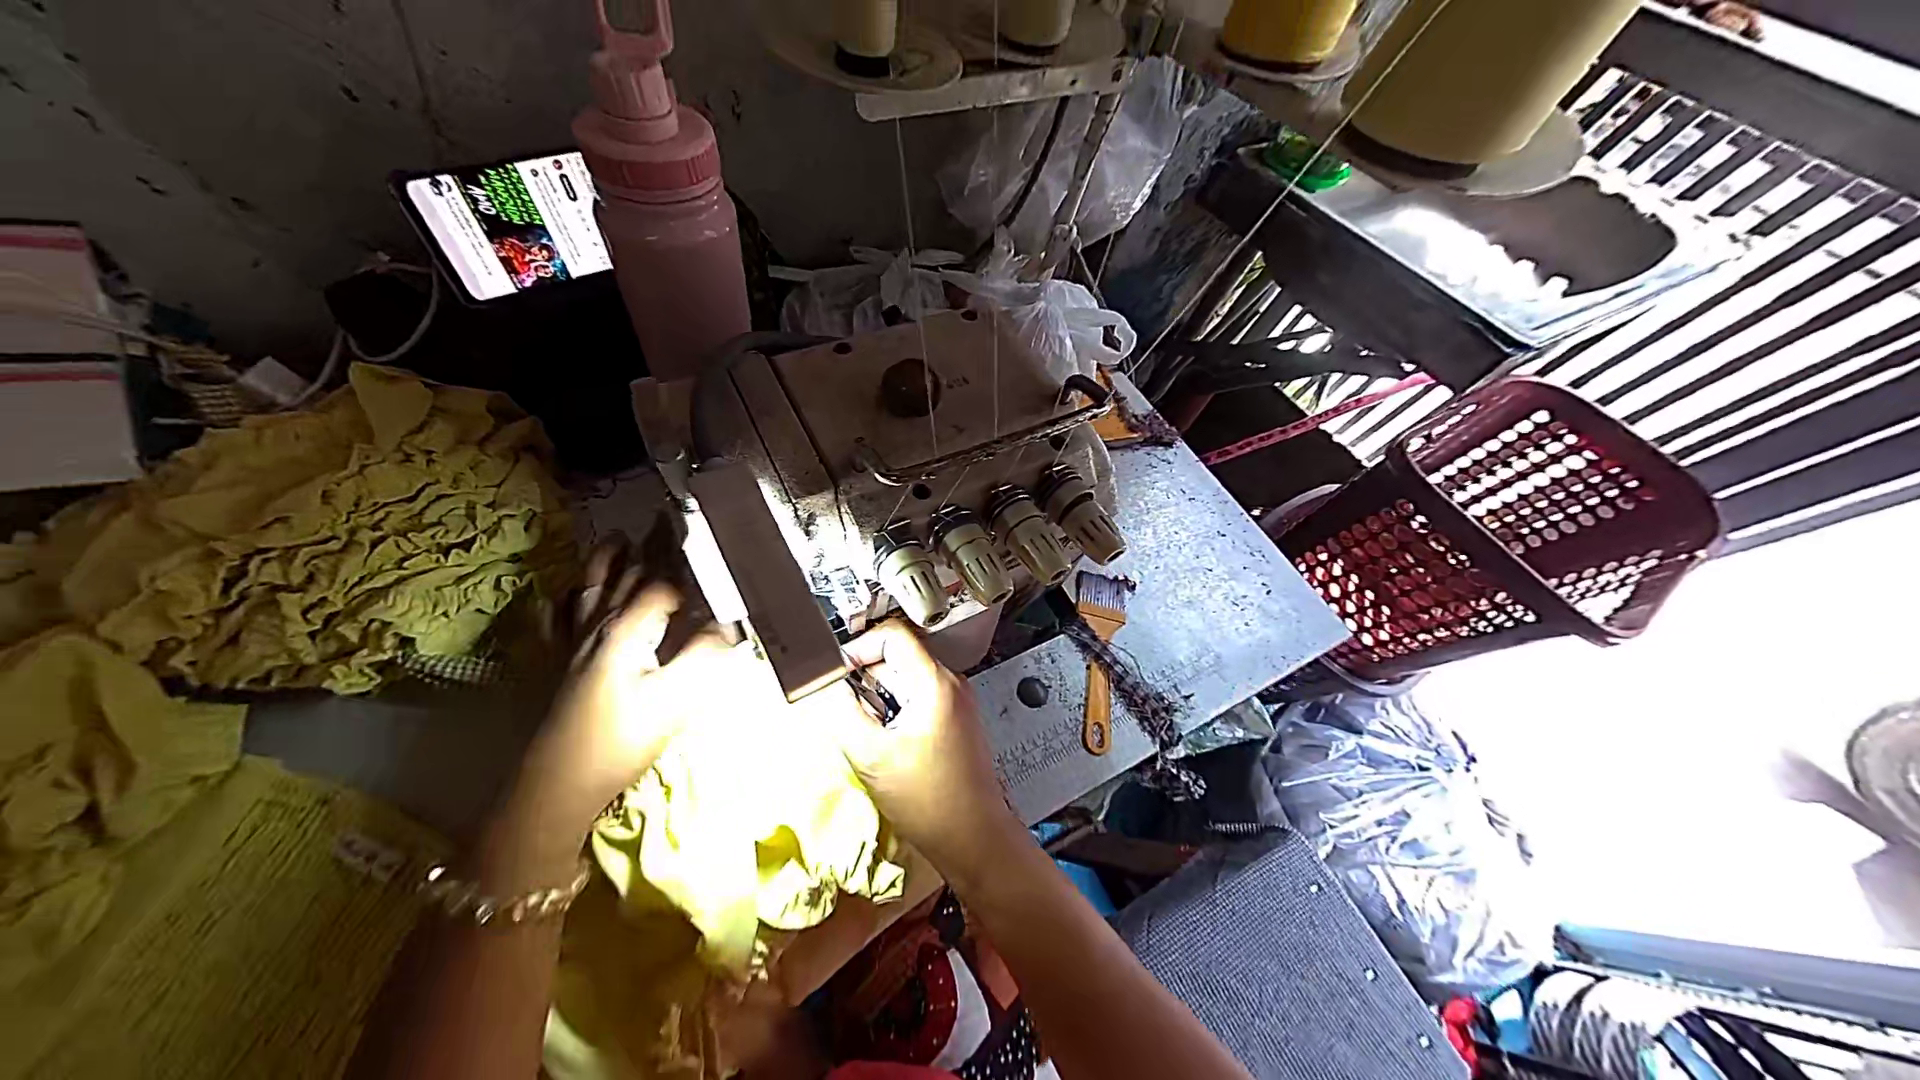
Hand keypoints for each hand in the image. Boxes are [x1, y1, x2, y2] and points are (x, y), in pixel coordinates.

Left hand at [509, 535, 774, 840]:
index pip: (662, 587)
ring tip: (614, 539)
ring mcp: (572, 646)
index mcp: (626, 632)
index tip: (710, 555)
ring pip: (590, 591)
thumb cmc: (619, 742)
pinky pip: (556, 622)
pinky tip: (557, 595)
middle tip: (665, 523)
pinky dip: (560, 603)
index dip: (688, 571)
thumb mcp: (674, 701)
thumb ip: (703, 656)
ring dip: (605, 563)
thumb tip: (729, 625)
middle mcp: (597, 629)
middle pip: (626, 579)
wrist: (555, 788)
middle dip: (649, 550)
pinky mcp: (558, 667)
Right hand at [830, 621, 1026, 880]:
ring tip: (871, 736)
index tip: (837, 674)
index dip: (857, 648)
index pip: (892, 635)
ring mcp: (955, 703)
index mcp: (936, 683)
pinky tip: (888, 746)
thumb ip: (840, 712)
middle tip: (850, 713)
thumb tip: (819, 684)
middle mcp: (951, 685)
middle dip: (865, 681)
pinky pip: (915, 700)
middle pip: (896, 658)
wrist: (972, 838)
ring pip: (903, 681)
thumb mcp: (871, 755)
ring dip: (878, 700)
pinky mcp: (952, 721)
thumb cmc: (931, 802)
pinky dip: (894, 714)